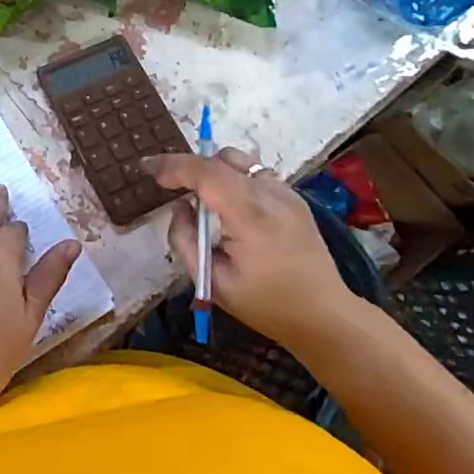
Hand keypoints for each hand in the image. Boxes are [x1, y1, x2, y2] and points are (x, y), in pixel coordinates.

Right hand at [147, 148, 361, 348]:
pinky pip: (255, 174)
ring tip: (205, 200)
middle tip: (173, 189)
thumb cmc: (267, 304)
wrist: (325, 315)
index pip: (205, 172)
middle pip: (221, 158)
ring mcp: (286, 192)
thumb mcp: (213, 282)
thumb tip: (180, 207)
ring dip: (215, 171)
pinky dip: (235, 180)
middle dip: (191, 168)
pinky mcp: (294, 197)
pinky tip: (233, 209)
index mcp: (250, 215)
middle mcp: (270, 194)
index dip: (172, 165)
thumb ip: (185, 240)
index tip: (147, 168)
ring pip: (240, 161)